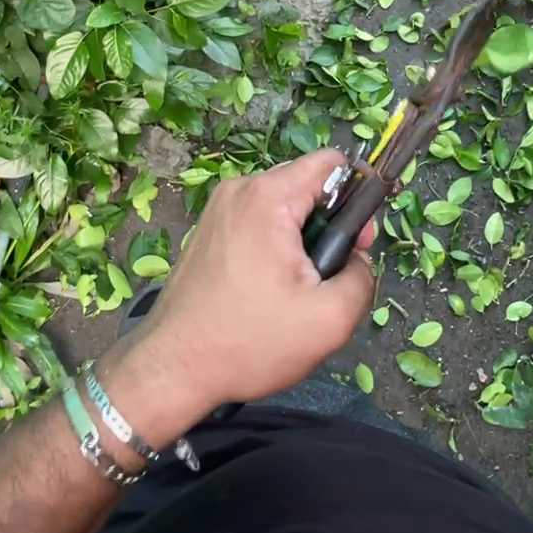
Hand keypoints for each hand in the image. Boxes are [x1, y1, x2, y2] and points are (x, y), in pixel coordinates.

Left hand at [111, 149, 376, 413]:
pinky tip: (271, 288)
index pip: (330, 162)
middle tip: (331, 273)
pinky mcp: (208, 230)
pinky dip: (276, 245)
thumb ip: (362, 276)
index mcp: (268, 197)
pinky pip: (258, 221)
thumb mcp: (329, 319)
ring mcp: (219, 208)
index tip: (359, 239)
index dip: (359, 194)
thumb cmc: (250, 342)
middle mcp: (240, 190)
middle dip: (331, 222)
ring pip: (283, 205)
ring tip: (300, 287)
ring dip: (304, 237)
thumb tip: (357, 258)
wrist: (170, 370)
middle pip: (306, 184)